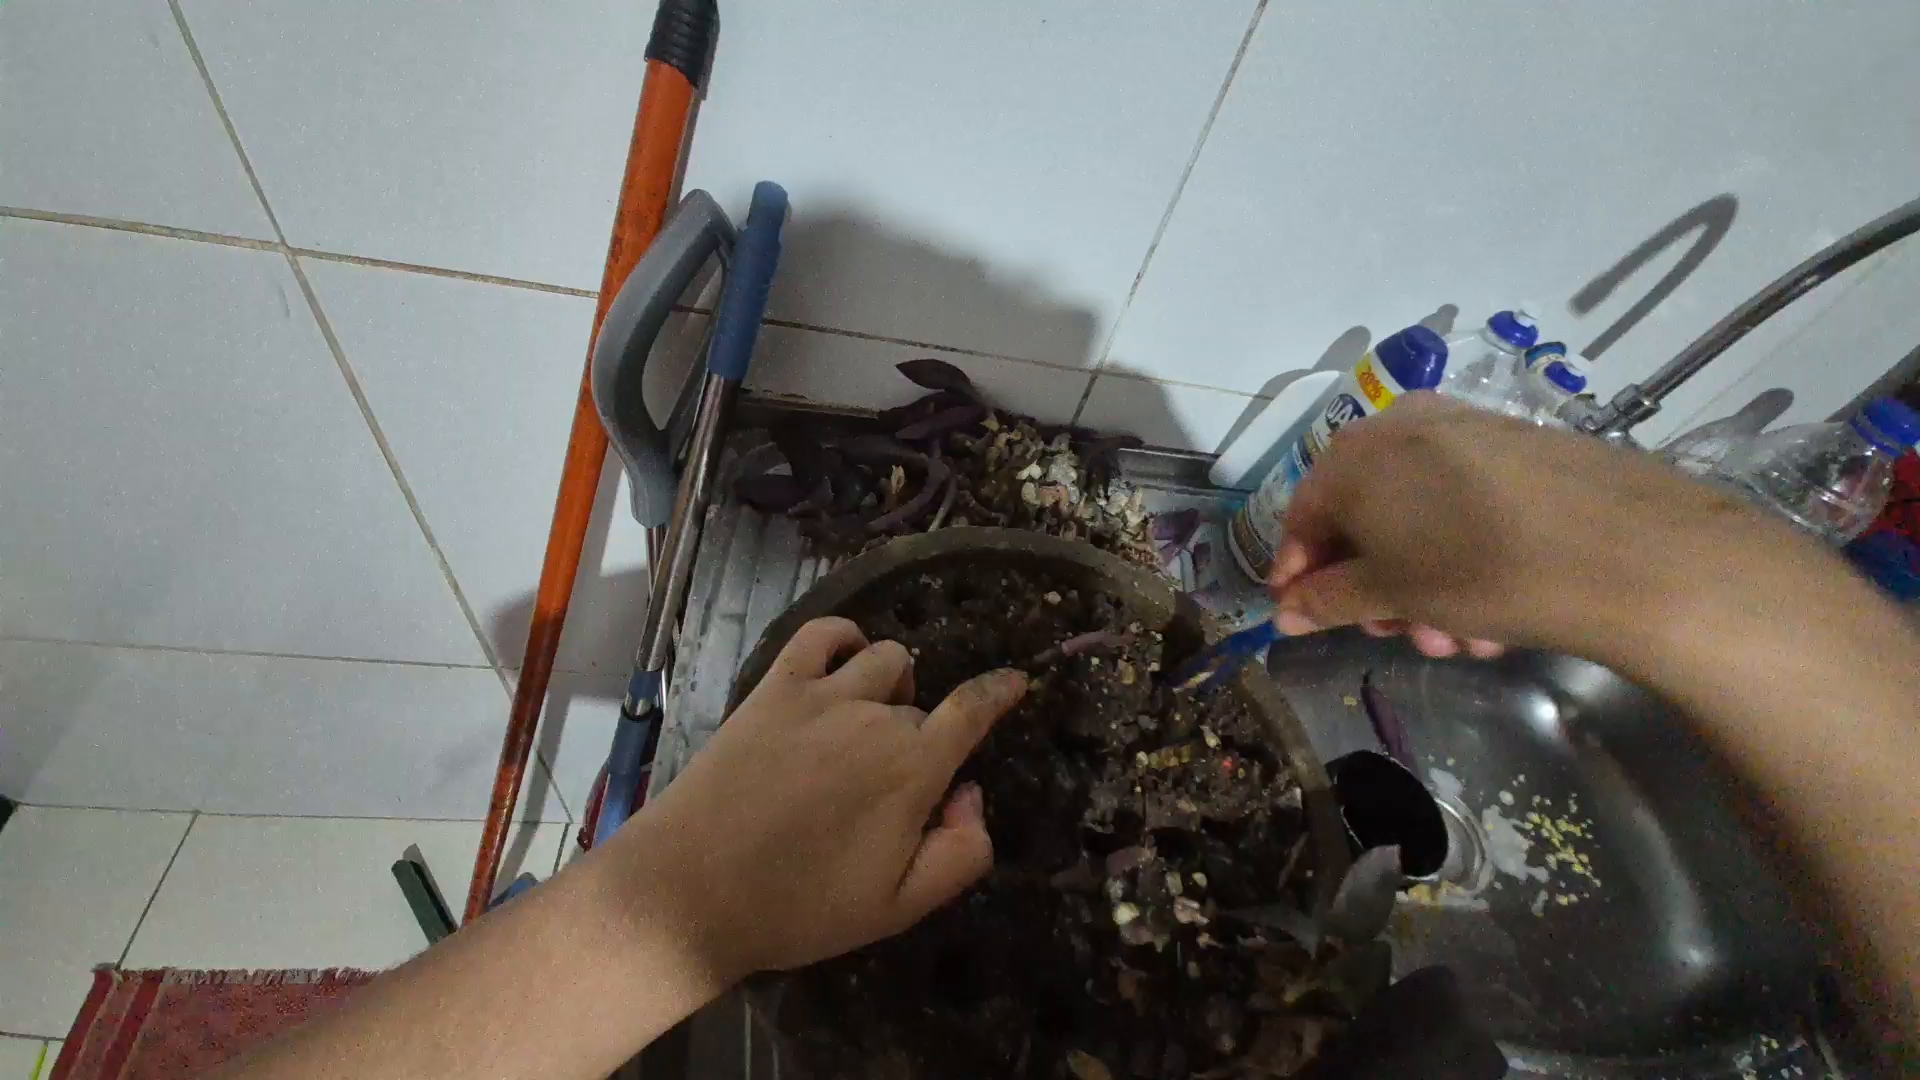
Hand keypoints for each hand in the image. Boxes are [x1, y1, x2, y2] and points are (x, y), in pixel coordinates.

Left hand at [603, 616, 1028, 981]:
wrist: (692, 892)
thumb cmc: (799, 907)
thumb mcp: (897, 908)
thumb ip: (960, 853)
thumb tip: (971, 794)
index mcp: (912, 769)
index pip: (972, 710)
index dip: (1000, 690)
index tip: (1017, 679)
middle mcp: (875, 717)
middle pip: (921, 705)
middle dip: (920, 736)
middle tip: (888, 784)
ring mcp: (823, 694)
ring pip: (886, 658)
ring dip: (893, 683)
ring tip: (871, 718)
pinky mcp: (775, 686)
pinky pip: (822, 634)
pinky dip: (844, 637)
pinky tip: (845, 657)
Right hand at [1267, 392, 1780, 659]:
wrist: (1646, 555)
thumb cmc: (1484, 572)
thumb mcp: (1392, 595)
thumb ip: (1325, 601)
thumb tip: (1282, 615)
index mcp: (1353, 458)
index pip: (1300, 519)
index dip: (1298, 573)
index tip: (1304, 616)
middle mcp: (1399, 429)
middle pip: (1358, 518)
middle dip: (1372, 586)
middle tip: (1396, 634)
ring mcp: (1463, 429)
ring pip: (1412, 514)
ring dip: (1418, 582)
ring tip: (1457, 636)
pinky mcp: (1518, 444)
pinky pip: (1459, 500)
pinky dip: (1457, 552)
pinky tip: (1490, 607)